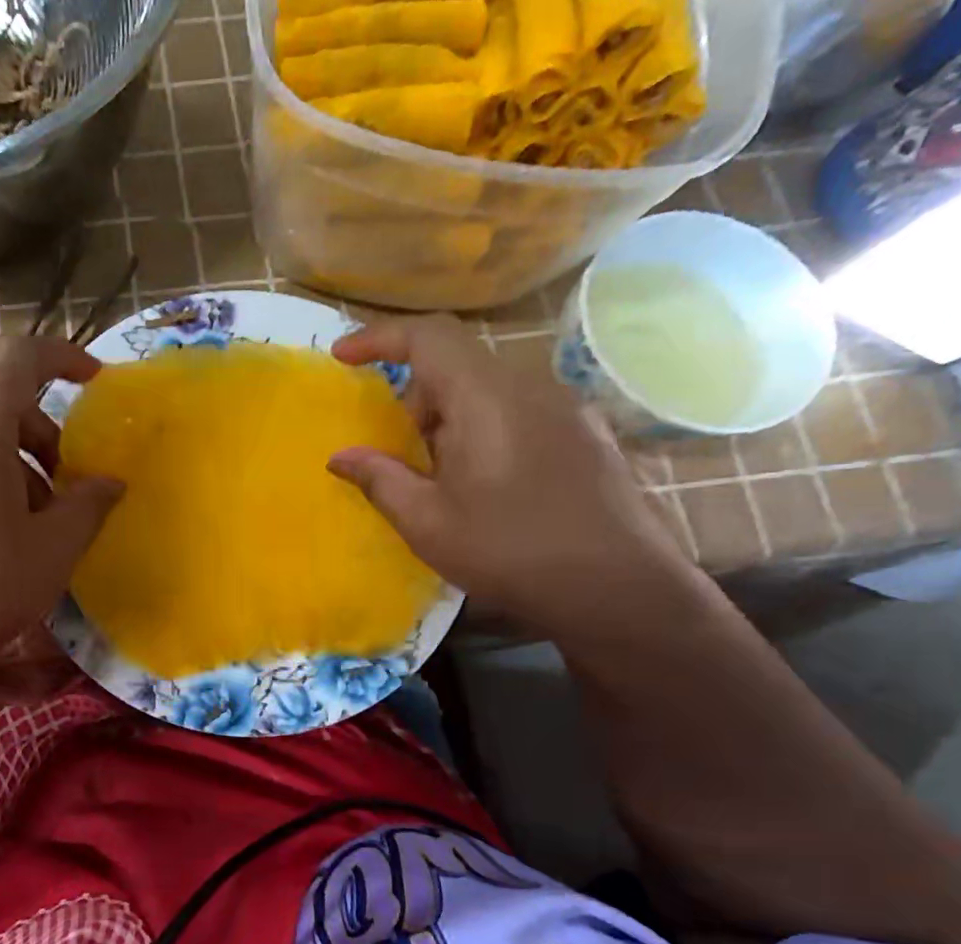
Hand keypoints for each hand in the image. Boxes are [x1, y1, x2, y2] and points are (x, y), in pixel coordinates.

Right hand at [327, 315, 694, 637]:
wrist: (620, 589)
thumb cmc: (510, 552)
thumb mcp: (428, 523)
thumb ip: (379, 480)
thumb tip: (340, 457)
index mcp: (485, 397)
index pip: (427, 336)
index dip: (378, 338)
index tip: (342, 358)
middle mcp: (528, 387)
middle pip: (456, 365)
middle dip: (414, 398)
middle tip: (397, 453)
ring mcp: (565, 408)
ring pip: (488, 390)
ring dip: (450, 419)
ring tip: (442, 478)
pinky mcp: (585, 434)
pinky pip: (519, 411)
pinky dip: (485, 429)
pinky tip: (490, 485)